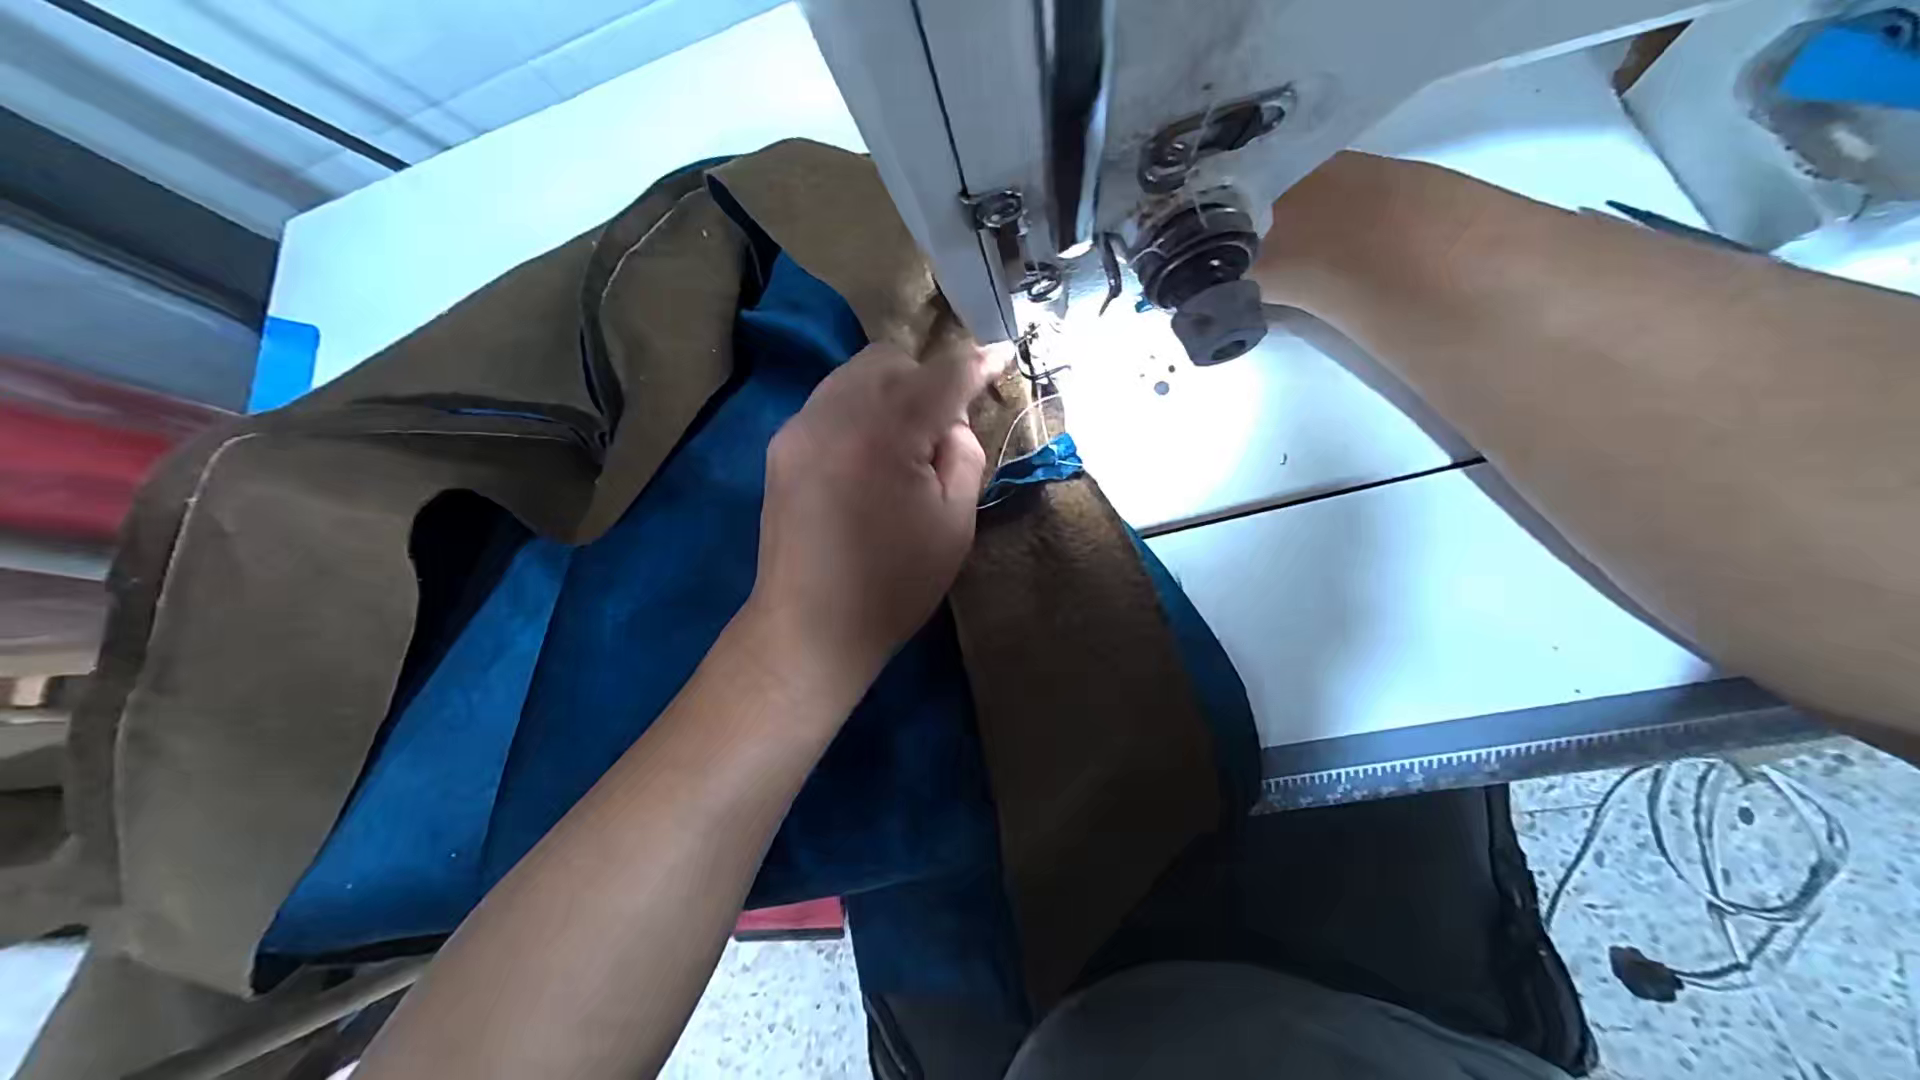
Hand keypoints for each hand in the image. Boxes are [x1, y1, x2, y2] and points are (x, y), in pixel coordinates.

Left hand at [746, 337, 997, 691]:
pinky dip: (860, 410)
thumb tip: (951, 420)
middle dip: (926, 380)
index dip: (977, 364)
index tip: (1001, 357)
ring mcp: (799, 427)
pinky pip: (830, 402)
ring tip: (903, 444)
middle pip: (891, 360)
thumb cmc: (894, 584)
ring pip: (855, 374)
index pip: (942, 376)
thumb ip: (963, 455)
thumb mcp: (955, 524)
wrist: (810, 627)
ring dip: (891, 391)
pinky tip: (867, 456)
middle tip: (941, 431)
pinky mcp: (781, 446)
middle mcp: (834, 414)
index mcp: (884, 434)